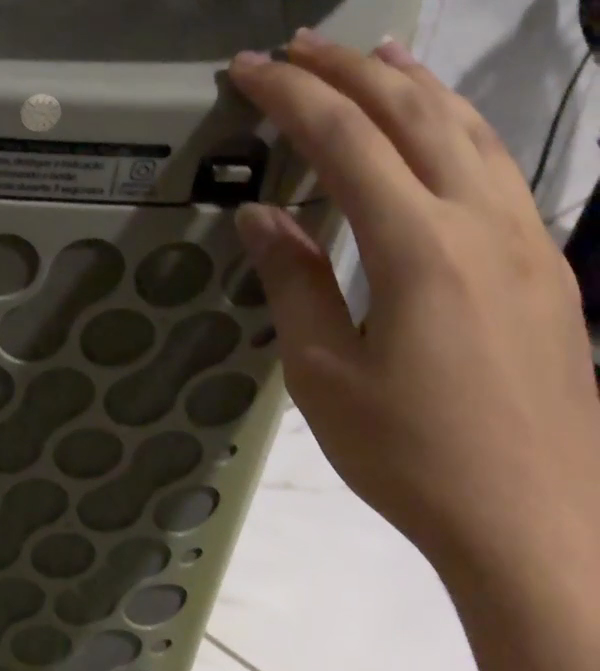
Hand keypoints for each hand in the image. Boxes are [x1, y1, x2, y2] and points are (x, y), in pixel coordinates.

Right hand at [230, 30, 599, 573]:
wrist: (530, 504)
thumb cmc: (405, 449)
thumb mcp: (323, 373)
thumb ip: (295, 285)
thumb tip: (264, 216)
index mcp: (418, 249)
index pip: (347, 143)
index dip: (291, 99)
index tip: (244, 72)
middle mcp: (484, 221)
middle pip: (417, 116)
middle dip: (351, 71)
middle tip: (295, 48)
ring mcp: (529, 236)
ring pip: (471, 131)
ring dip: (414, 87)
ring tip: (369, 58)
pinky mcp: (545, 261)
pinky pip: (496, 168)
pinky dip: (454, 129)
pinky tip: (435, 130)